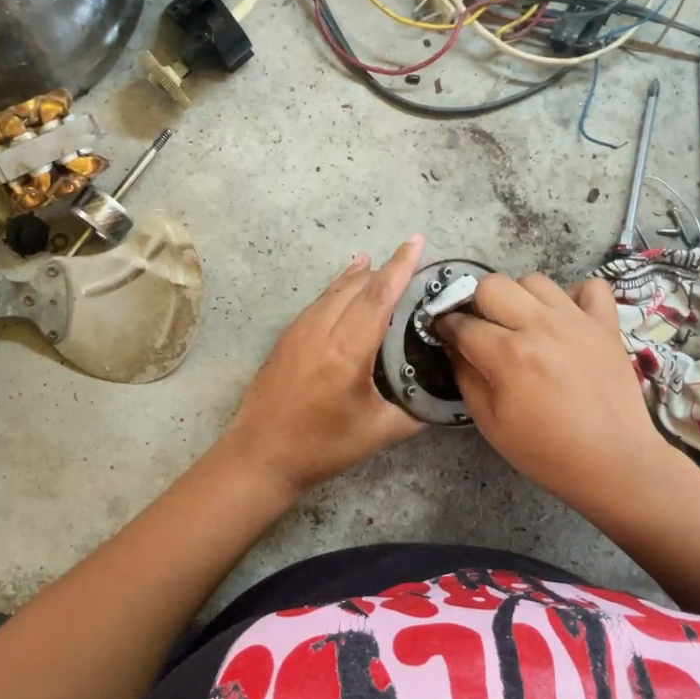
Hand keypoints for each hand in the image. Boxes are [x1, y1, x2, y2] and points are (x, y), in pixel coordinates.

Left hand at [217, 236, 427, 492]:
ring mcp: (298, 333)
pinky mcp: (285, 340)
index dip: (401, 267)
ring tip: (380, 265)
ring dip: (359, 277)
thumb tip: (439, 400)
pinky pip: (317, 303)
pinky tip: (344, 285)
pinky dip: (336, 289)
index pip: (379, 297)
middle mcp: (320, 332)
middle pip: (357, 288)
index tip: (417, 242)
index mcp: (346, 352)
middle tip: (411, 261)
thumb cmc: (320, 448)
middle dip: (385, 270)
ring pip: (333, 292)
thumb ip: (412, 412)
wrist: (260, 456)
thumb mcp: (376, 432)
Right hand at [437, 275, 675, 509]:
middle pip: (493, 285)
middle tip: (482, 327)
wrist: (614, 462)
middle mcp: (540, 326)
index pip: (463, 324)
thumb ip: (467, 379)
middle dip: (477, 303)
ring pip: (534, 280)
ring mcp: (577, 321)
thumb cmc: (546, 451)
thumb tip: (456, 349)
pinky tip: (565, 319)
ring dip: (520, 298)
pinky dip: (573, 296)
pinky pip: (589, 287)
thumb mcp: (491, 424)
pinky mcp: (606, 324)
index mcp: (508, 355)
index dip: (446, 326)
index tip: (444, 332)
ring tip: (523, 324)